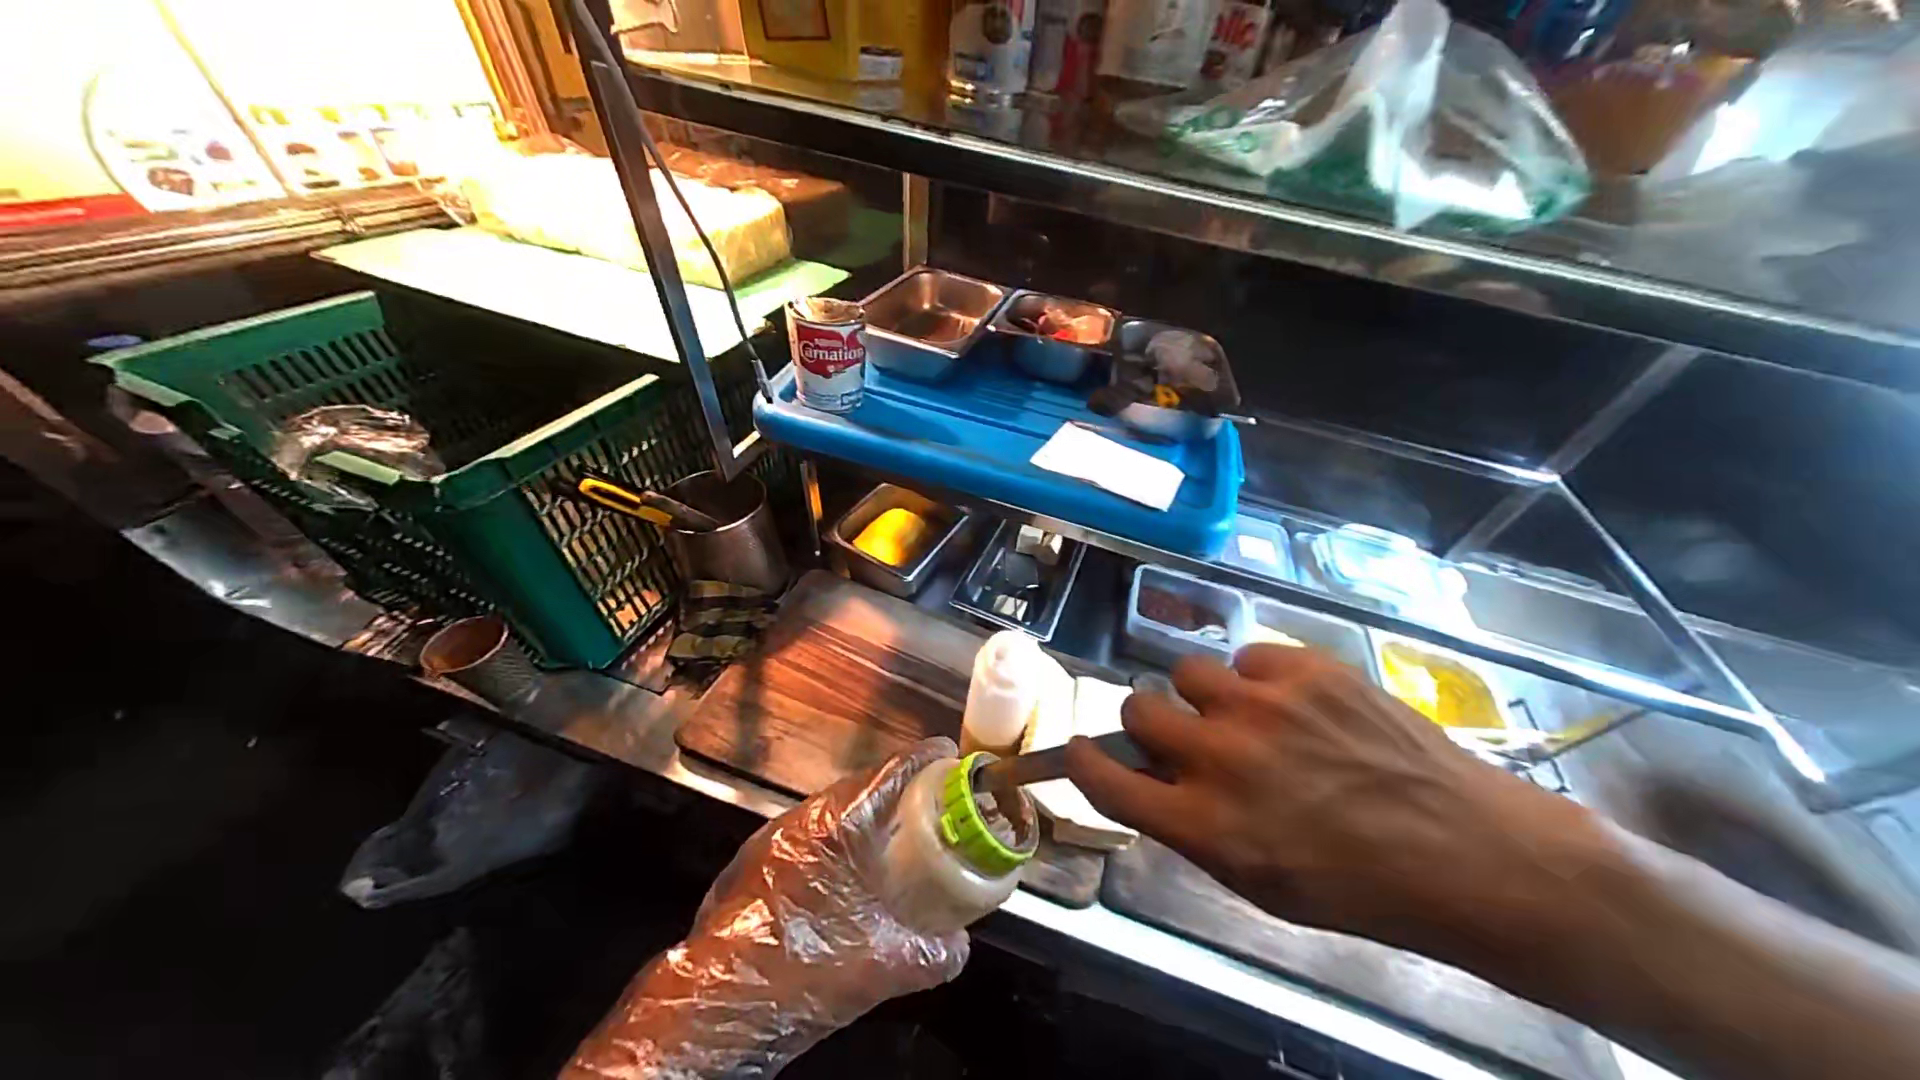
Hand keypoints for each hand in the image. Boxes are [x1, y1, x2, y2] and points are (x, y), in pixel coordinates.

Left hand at [565, 738, 966, 1079]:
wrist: (710, 1004)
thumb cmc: (797, 972)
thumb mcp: (882, 968)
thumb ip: (933, 952)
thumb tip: (960, 944)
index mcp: (837, 827)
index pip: (889, 773)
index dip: (924, 758)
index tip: (948, 752)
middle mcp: (803, 818)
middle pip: (862, 784)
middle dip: (899, 786)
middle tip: (931, 799)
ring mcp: (774, 834)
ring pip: (834, 806)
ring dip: (867, 811)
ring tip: (894, 833)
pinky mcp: (755, 856)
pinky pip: (811, 829)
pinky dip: (840, 834)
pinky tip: (848, 869)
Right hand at [1065, 646, 1611, 966]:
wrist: (1468, 851)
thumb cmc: (1356, 885)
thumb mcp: (1256, 881)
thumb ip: (1188, 826)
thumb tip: (1147, 776)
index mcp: (1205, 823)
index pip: (1106, 778)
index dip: (1082, 760)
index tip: (1079, 749)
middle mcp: (1222, 756)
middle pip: (1137, 708)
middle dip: (1150, 722)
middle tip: (1184, 735)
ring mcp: (1265, 705)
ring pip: (1189, 670)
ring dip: (1205, 696)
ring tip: (1246, 714)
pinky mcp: (1307, 668)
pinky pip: (1248, 656)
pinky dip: (1260, 680)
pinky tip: (1296, 705)